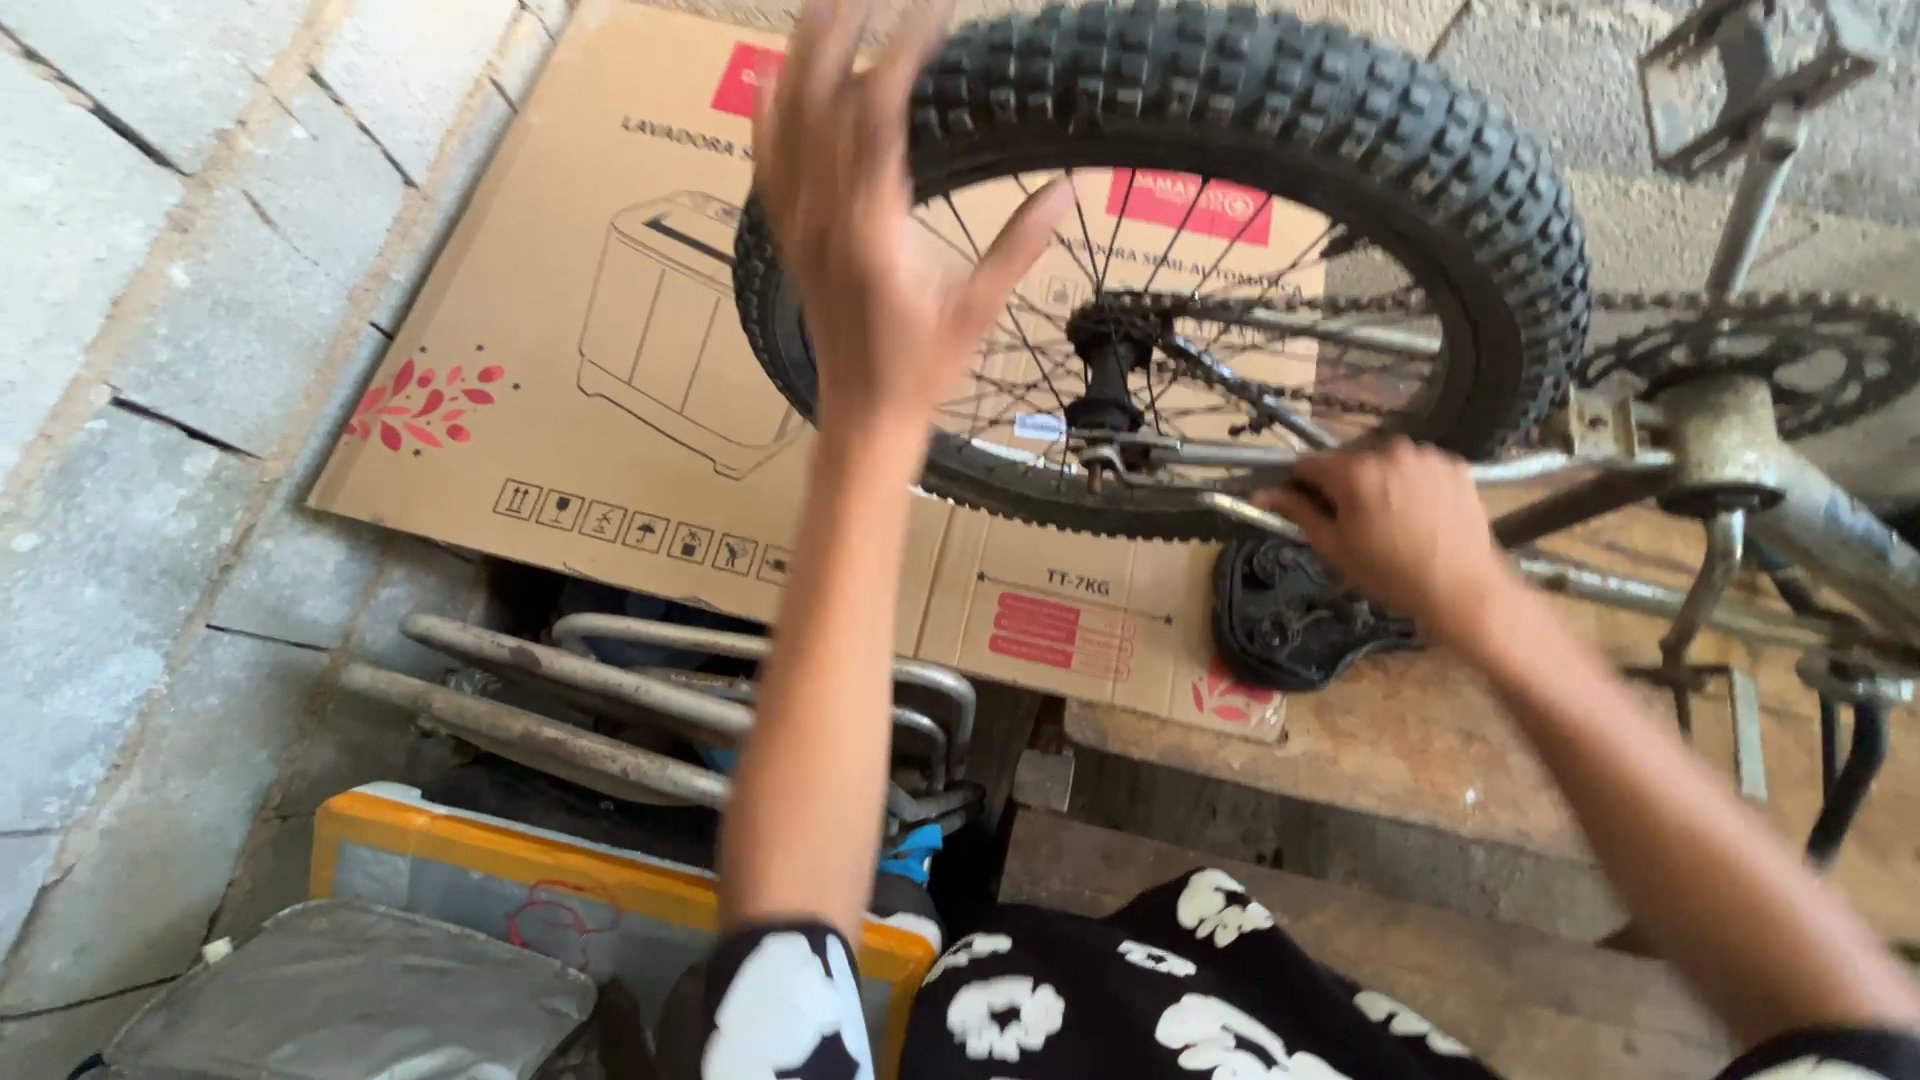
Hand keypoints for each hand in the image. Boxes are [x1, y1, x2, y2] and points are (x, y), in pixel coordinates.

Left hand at [752, 0, 1070, 443]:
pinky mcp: (791, 243)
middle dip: (845, 31)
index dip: (903, 51)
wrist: (866, 415)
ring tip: (823, 5)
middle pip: (822, 100)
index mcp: (874, 230)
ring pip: (787, 125)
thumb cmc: (923, 370)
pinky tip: (769, 82)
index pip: (879, 113)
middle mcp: (826, 218)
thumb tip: (1071, 185)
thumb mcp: (979, 309)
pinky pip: (768, 169)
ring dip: (802, 58)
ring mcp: (800, 229)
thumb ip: (1020, 244)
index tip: (934, 11)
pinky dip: (766, 120)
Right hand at [1254, 438, 1518, 647]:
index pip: (1308, 464)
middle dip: (1342, 484)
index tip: (1304, 506)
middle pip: (1348, 461)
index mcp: (1354, 472)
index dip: (1299, 484)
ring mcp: (1425, 455)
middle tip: (1351, 520)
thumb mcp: (1333, 546)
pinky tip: (1416, 512)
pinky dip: (1409, 481)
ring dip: (1377, 480)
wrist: (1462, 589)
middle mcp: (1389, 452)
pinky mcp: (1453, 464)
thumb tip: (1260, 493)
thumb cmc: (1388, 573)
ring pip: (1383, 461)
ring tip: (1388, 517)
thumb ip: (1297, 511)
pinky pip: (1416, 466)